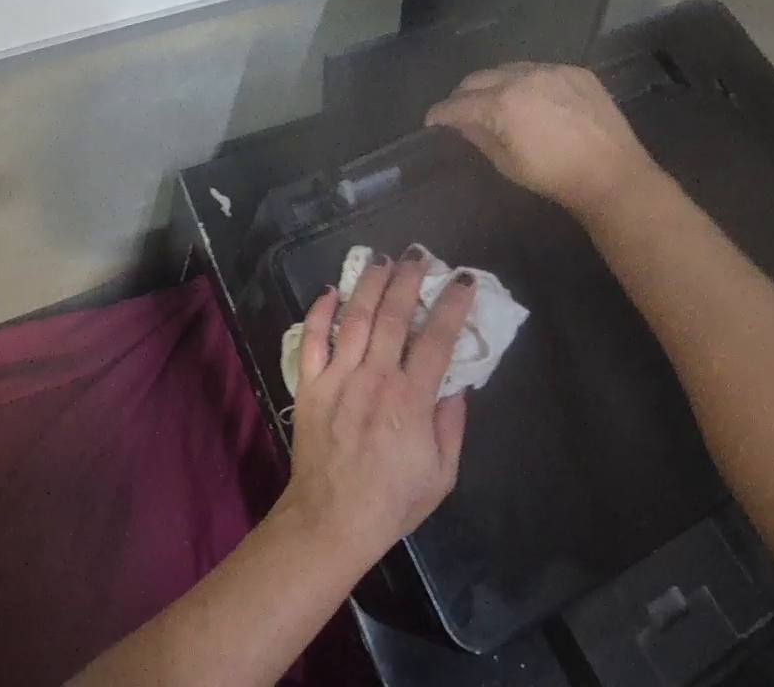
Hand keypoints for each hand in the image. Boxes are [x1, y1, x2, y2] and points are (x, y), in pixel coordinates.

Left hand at [276, 249, 473, 564]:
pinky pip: (312, 340)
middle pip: (394, 316)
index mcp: (411, 399)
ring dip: (369, 285)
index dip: (453, 306)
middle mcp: (375, 378)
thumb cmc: (393, 500)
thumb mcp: (442, 473)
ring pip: (355, 318)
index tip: (464, 280)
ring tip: (383, 260)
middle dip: (409, 280)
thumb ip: (451, 425)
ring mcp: (338, 378)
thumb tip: (457, 384)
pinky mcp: (309, 386)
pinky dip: (319, 312)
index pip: (437, 339)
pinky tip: (330, 291)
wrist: (333, 519)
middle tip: (419, 255)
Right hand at [425, 62, 657, 220]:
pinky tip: (532, 99)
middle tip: (459, 111)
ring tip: (493, 100)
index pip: (458, 104)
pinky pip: (540, 70)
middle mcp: (523, 78)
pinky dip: (526, 81)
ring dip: (494, 83)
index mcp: (501, 104)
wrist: (611, 173)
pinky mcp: (576, 72)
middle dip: (463, 94)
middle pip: (478, 79)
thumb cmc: (552, 176)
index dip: (440, 113)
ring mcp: (552, 71)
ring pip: (508, 69)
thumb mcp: (507, 162)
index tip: (431, 120)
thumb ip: (479, 136)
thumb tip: (461, 123)